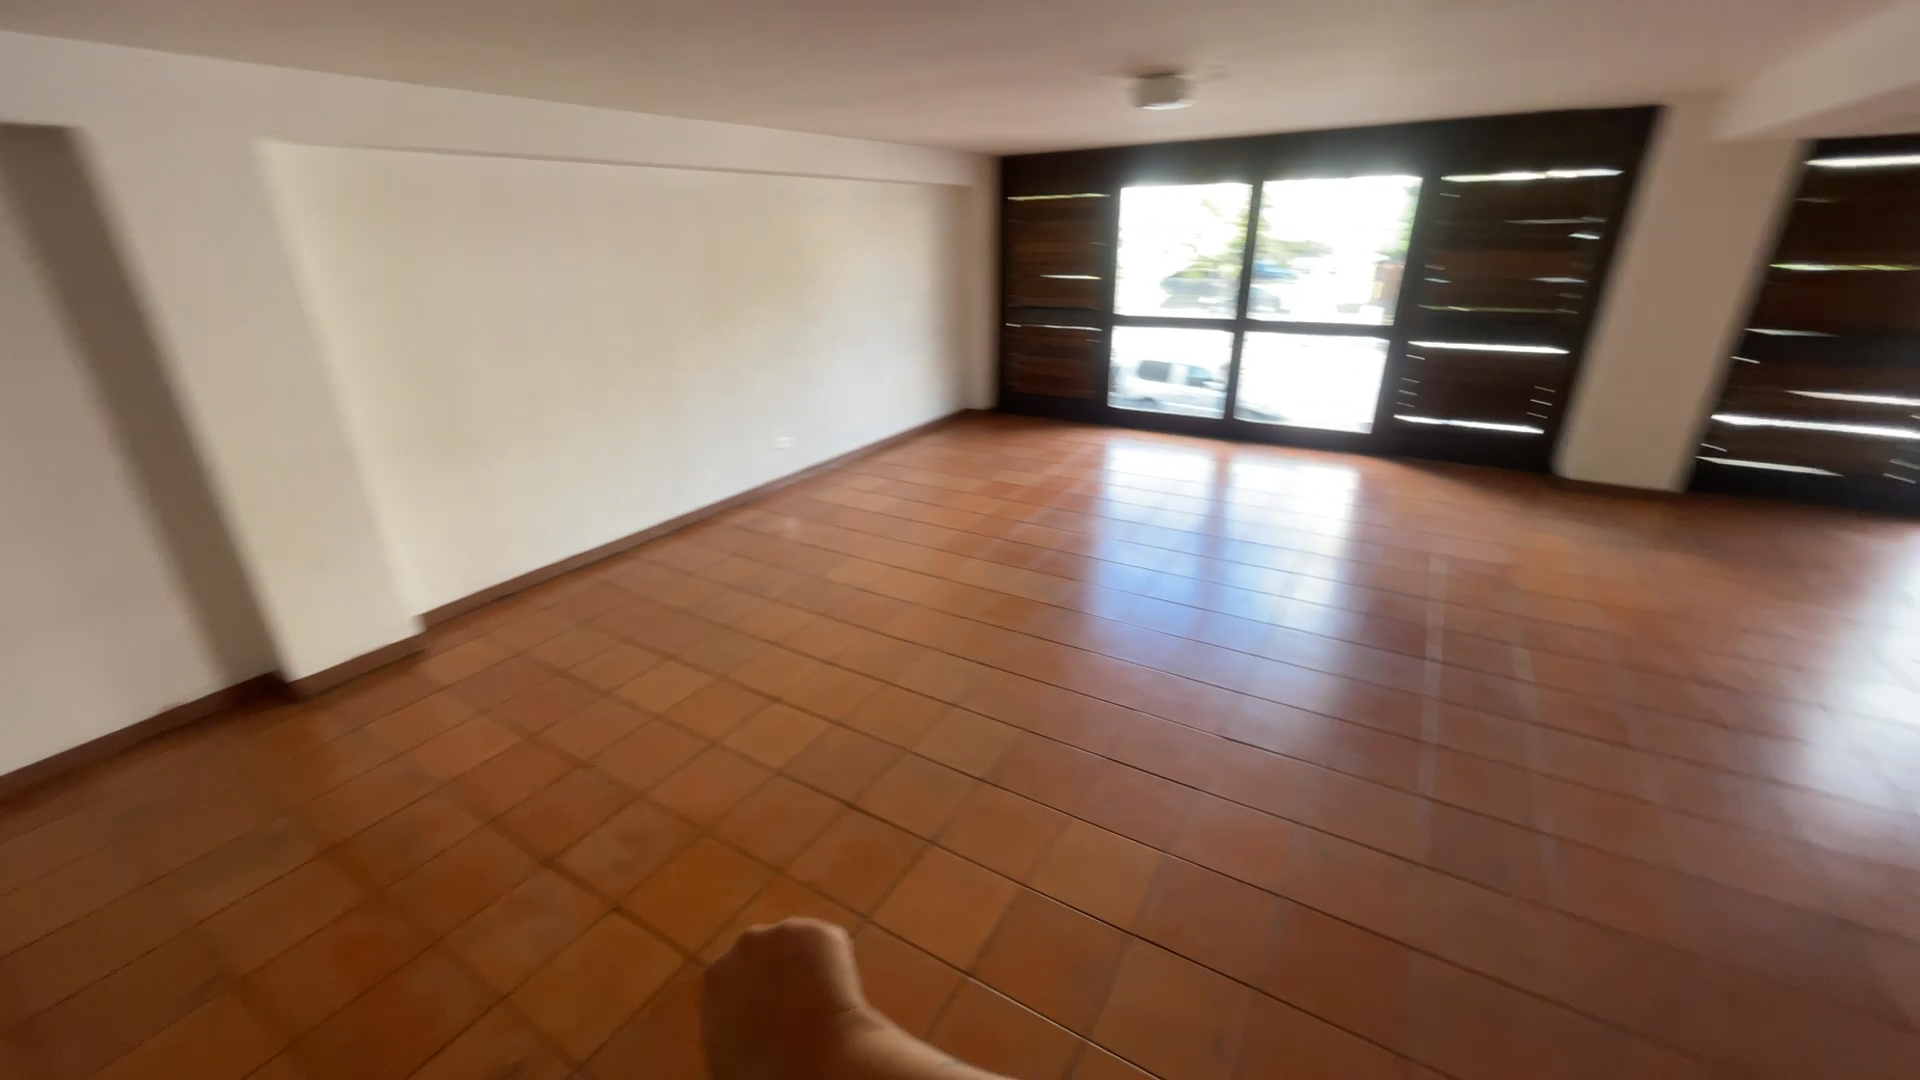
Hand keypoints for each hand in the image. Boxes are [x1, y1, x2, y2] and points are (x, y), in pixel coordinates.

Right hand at [702, 918, 887, 1079]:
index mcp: (717, 978)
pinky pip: (824, 945)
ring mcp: (786, 931)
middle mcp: (748, 944)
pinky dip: (831, 963)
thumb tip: (742, 1024)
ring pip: (795, 945)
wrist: (815, 1060)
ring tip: (816, 999)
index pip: (732, 978)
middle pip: (762, 953)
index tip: (765, 1013)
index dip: (751, 994)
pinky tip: (835, 990)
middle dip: (775, 972)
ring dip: (802, 964)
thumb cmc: (763, 1071)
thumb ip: (728, 1024)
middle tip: (793, 1005)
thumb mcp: (725, 1052)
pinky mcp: (820, 932)